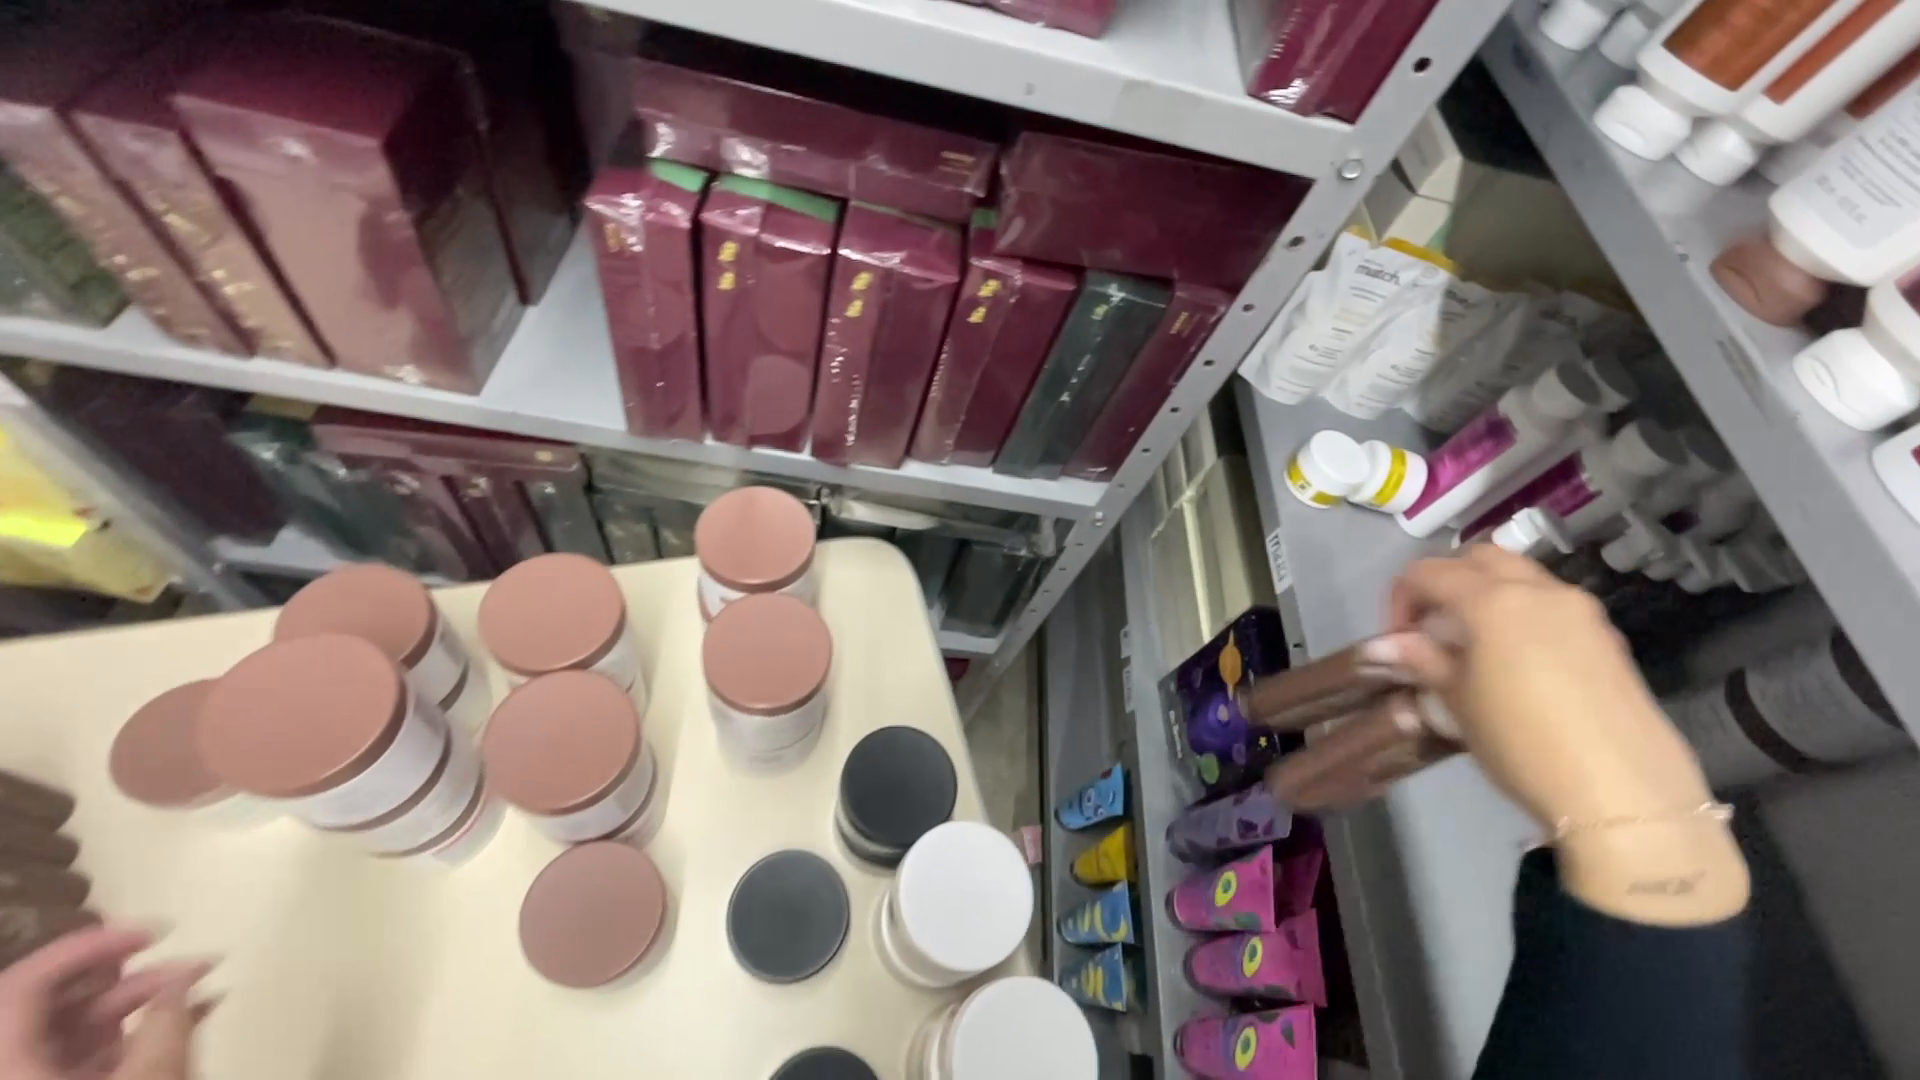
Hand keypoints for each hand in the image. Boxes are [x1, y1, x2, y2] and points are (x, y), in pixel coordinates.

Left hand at [0, 926, 211, 1079]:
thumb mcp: (152, 1075)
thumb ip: (170, 1019)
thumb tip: (183, 974)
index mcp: (6, 1061)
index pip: (26, 982)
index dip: (90, 945)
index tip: (159, 930)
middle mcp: (8, 1064)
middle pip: (56, 1000)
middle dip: (131, 972)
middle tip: (187, 958)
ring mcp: (33, 1077)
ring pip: (78, 1023)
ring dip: (145, 995)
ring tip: (204, 980)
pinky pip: (89, 1049)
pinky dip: (139, 1026)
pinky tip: (197, 1009)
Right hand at [1387, 545, 1748, 924]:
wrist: (1621, 793)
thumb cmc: (1521, 742)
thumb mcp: (1457, 702)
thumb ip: (1422, 660)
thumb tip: (1385, 645)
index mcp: (1493, 600)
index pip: (1428, 572)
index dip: (1401, 598)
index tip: (1397, 640)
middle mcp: (1539, 591)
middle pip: (1479, 559)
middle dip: (1445, 582)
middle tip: (1430, 627)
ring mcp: (1580, 611)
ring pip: (1520, 575)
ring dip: (1485, 593)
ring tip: (1470, 643)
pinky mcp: (1606, 638)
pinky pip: (1551, 603)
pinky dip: (1520, 612)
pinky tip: (1513, 661)